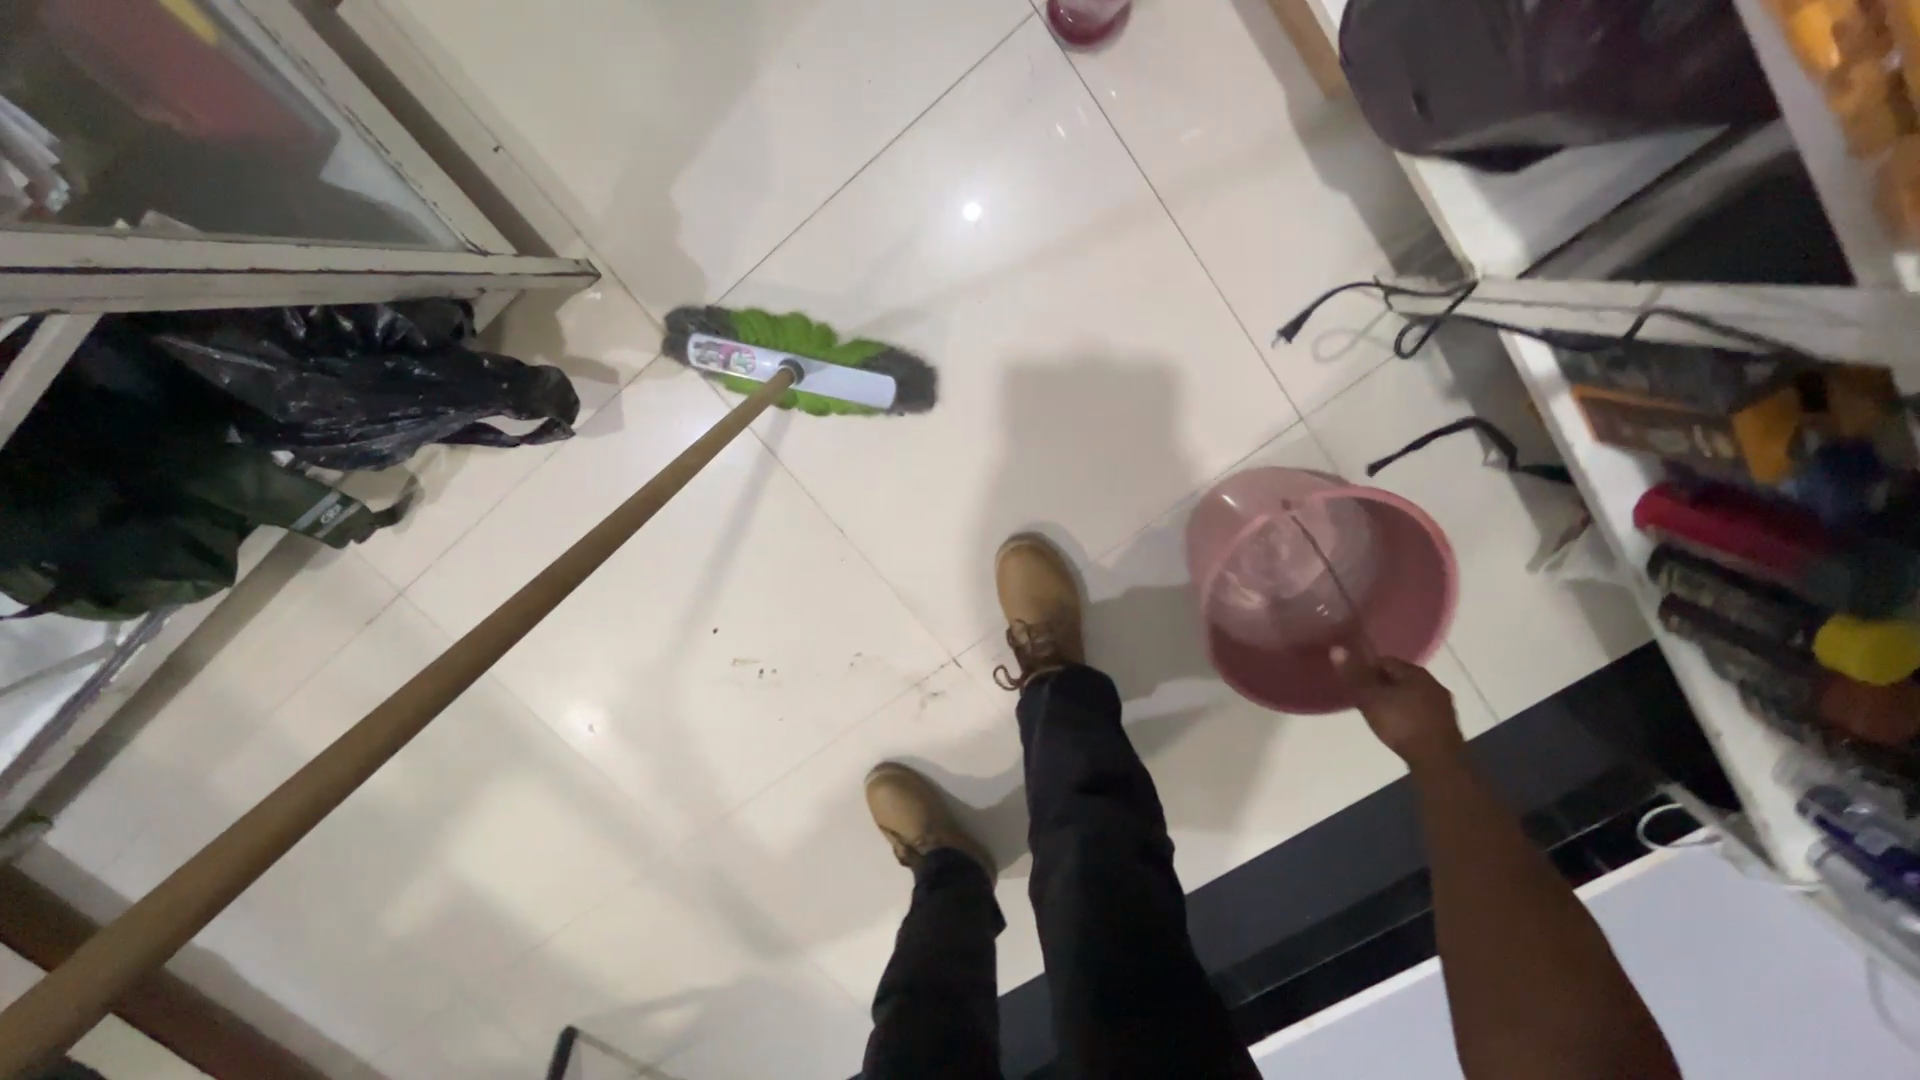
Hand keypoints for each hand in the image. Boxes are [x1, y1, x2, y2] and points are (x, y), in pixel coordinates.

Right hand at [1332, 647, 1463, 767]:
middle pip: (1400, 678)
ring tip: (1381, 718)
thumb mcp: (1370, 699)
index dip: (1367, 672)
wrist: (1437, 761)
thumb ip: (1355, 675)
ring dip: (1396, 702)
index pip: (1385, 661)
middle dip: (1382, 688)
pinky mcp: (1447, 725)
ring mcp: (1444, 705)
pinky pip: (1421, 712)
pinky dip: (1408, 716)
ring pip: (1412, 696)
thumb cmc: (1401, 724)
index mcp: (1416, 673)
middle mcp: (1434, 683)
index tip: (1357, 689)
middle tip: (1366, 703)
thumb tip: (1337, 648)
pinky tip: (1400, 729)